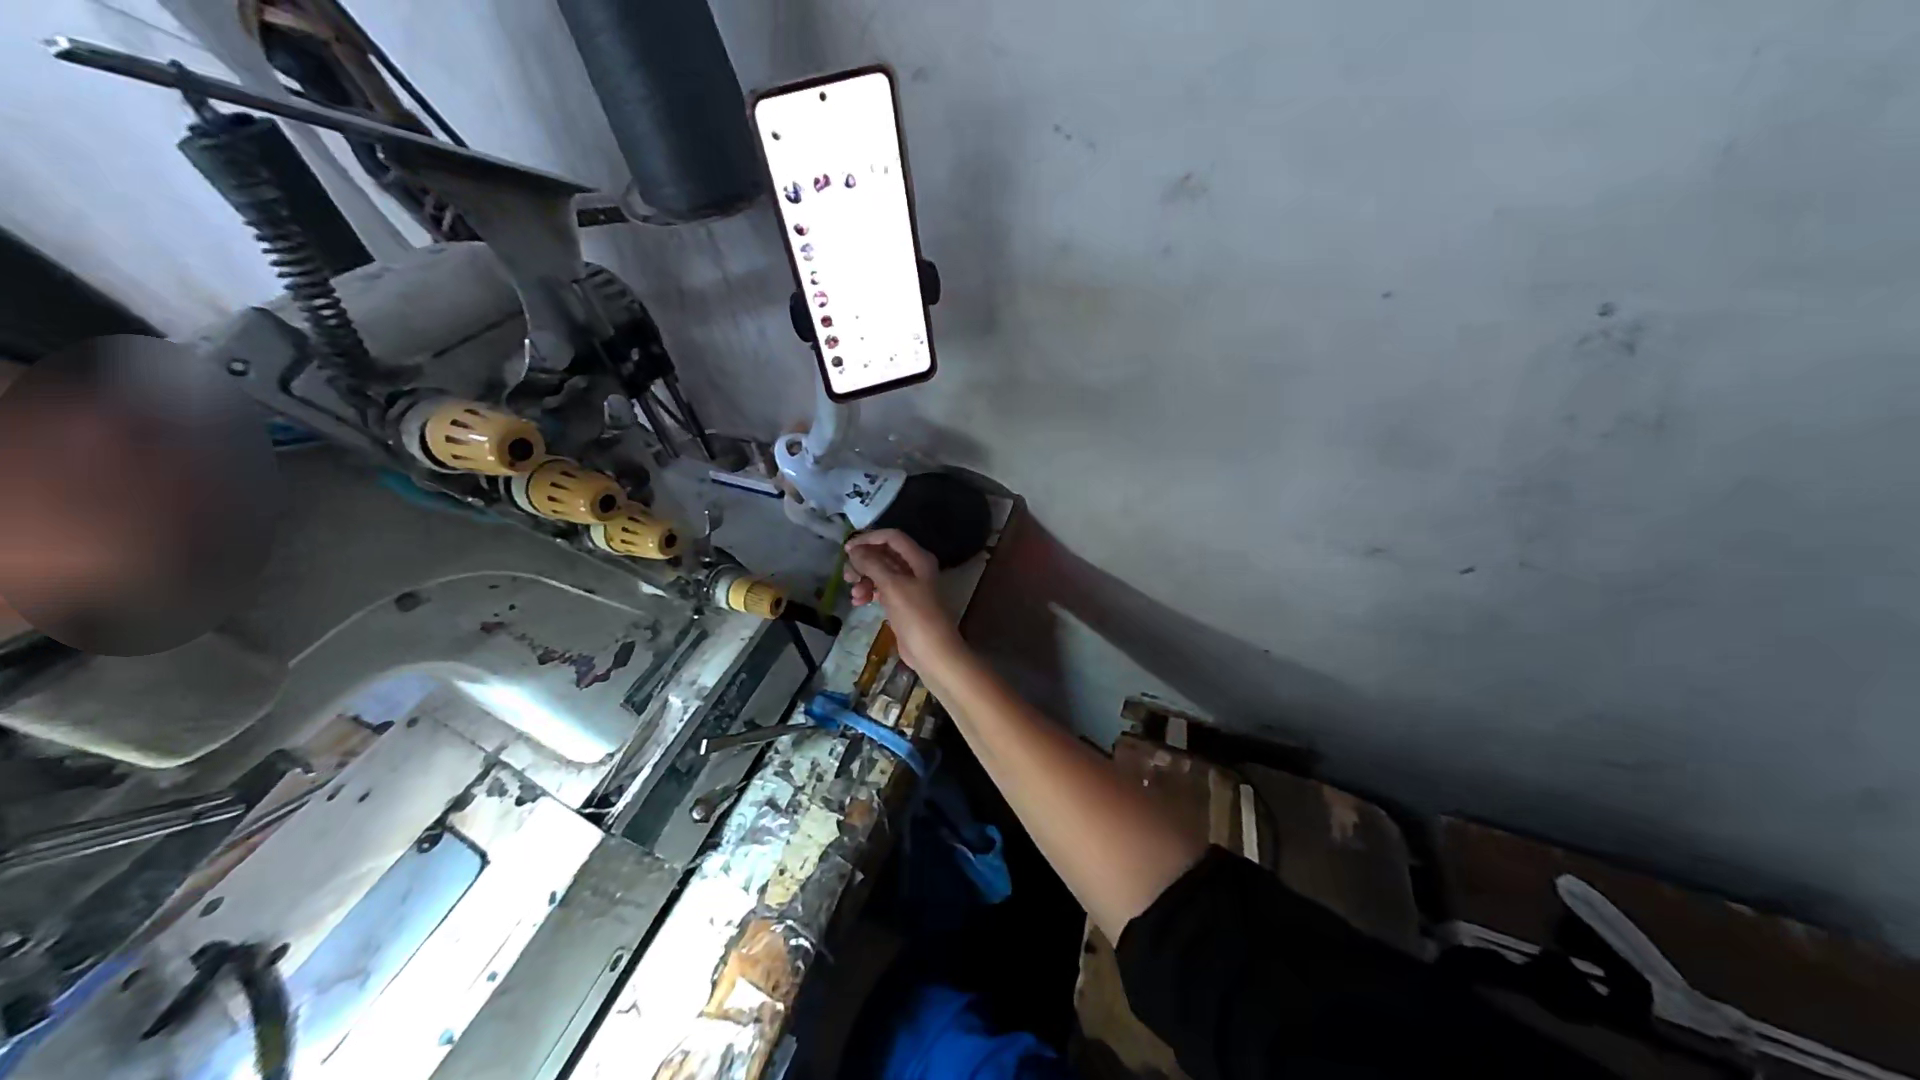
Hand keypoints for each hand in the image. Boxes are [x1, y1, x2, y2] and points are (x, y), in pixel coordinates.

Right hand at [844, 529, 962, 670]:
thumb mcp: (892, 586)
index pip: (892, 537)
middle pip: (884, 555)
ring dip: (864, 580)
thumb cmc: (915, 615)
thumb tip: (854, 550)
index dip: (869, 539)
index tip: (847, 549)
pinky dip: (870, 593)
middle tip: (847, 574)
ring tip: (854, 594)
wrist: (932, 651)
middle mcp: (915, 568)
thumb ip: (872, 564)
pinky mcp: (902, 603)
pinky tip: (859, 602)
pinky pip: (882, 590)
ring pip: (881, 573)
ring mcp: (909, 587)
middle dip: (864, 562)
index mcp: (919, 559)